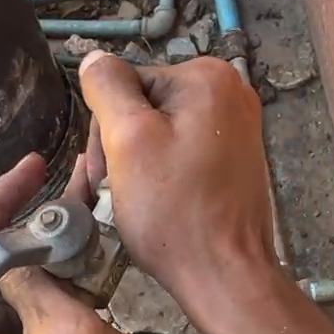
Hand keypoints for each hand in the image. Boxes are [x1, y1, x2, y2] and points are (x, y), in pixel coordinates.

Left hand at [0, 152, 167, 333]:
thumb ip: (34, 282)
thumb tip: (23, 248)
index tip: (32, 168)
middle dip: (25, 221)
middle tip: (64, 178)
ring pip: (7, 281)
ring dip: (44, 244)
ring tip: (80, 199)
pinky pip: (24, 306)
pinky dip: (53, 275)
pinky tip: (82, 242)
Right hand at [77, 53, 291, 333]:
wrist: (226, 275)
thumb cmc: (175, 211)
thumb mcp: (128, 140)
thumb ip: (107, 88)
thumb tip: (96, 58)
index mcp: (208, 76)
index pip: (126, 84)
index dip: (107, 128)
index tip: (109, 172)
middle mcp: (230, 92)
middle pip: (144, 107)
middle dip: (123, 147)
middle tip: (118, 192)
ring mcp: (238, 127)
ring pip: (159, 133)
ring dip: (137, 166)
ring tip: (138, 203)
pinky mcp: (235, 159)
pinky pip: (182, 154)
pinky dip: (163, 176)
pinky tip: (161, 205)